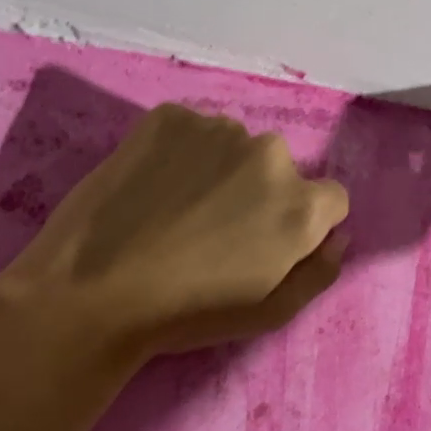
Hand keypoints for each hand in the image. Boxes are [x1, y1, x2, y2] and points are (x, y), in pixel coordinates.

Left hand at [1, 104, 349, 359]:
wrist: (95, 289)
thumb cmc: (190, 313)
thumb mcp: (271, 314)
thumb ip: (319, 272)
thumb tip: (336, 238)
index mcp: (301, 207)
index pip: (332, 200)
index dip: (304, 227)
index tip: (268, 248)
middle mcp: (269, 155)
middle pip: (282, 171)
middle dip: (262, 196)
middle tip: (218, 234)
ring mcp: (216, 129)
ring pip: (236, 149)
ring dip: (223, 173)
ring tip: (180, 213)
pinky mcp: (167, 117)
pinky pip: (193, 133)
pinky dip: (183, 156)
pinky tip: (154, 191)